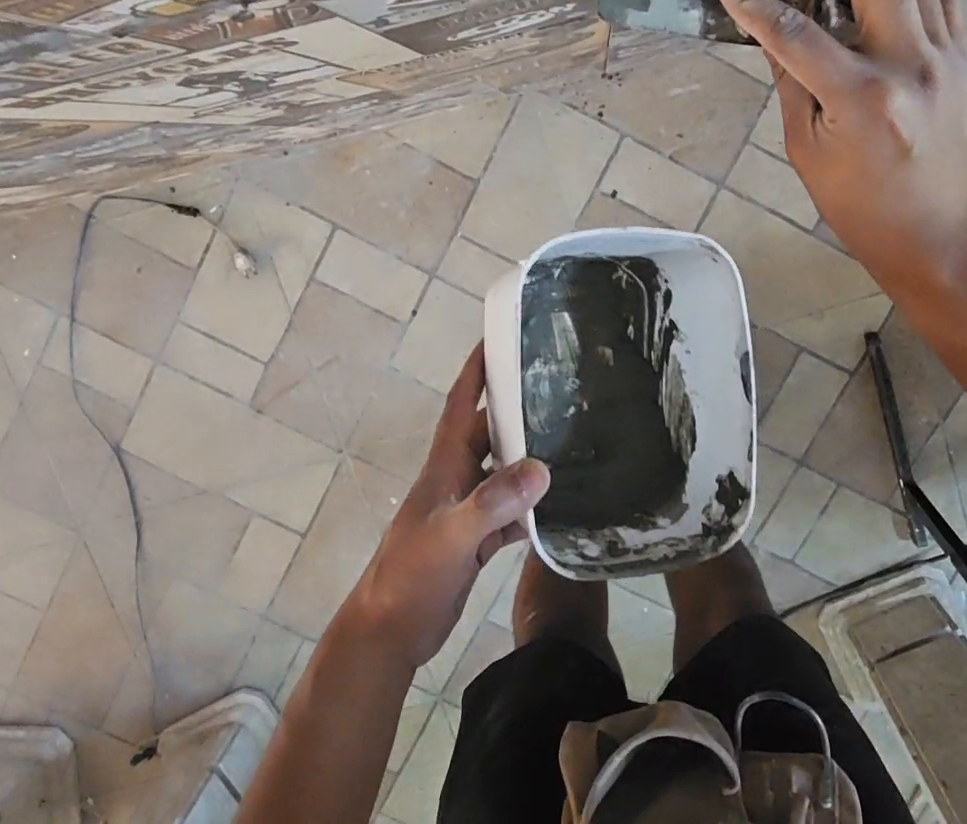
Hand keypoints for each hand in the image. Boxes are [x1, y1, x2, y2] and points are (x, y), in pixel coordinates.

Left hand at [340, 345, 549, 668]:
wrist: (391, 630)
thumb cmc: (412, 574)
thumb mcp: (453, 534)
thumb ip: (494, 502)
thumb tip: (543, 467)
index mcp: (444, 464)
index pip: (462, 403)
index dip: (478, 368)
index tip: (501, 336)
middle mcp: (457, 478)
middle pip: (491, 432)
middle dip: (519, 408)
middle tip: (563, 388)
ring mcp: (467, 509)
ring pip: (504, 470)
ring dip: (532, 457)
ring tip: (575, 438)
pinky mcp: (478, 539)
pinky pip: (511, 511)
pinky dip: (534, 506)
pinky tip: (564, 504)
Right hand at [709, 0, 966, 289]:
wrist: (933, 233)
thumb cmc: (857, 205)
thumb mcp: (806, 150)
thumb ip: (791, 82)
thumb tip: (776, 30)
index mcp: (860, 99)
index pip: (795, 31)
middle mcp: (909, 66)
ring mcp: (946, 58)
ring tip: (843, 7)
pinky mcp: (964, 60)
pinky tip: (884, 26)